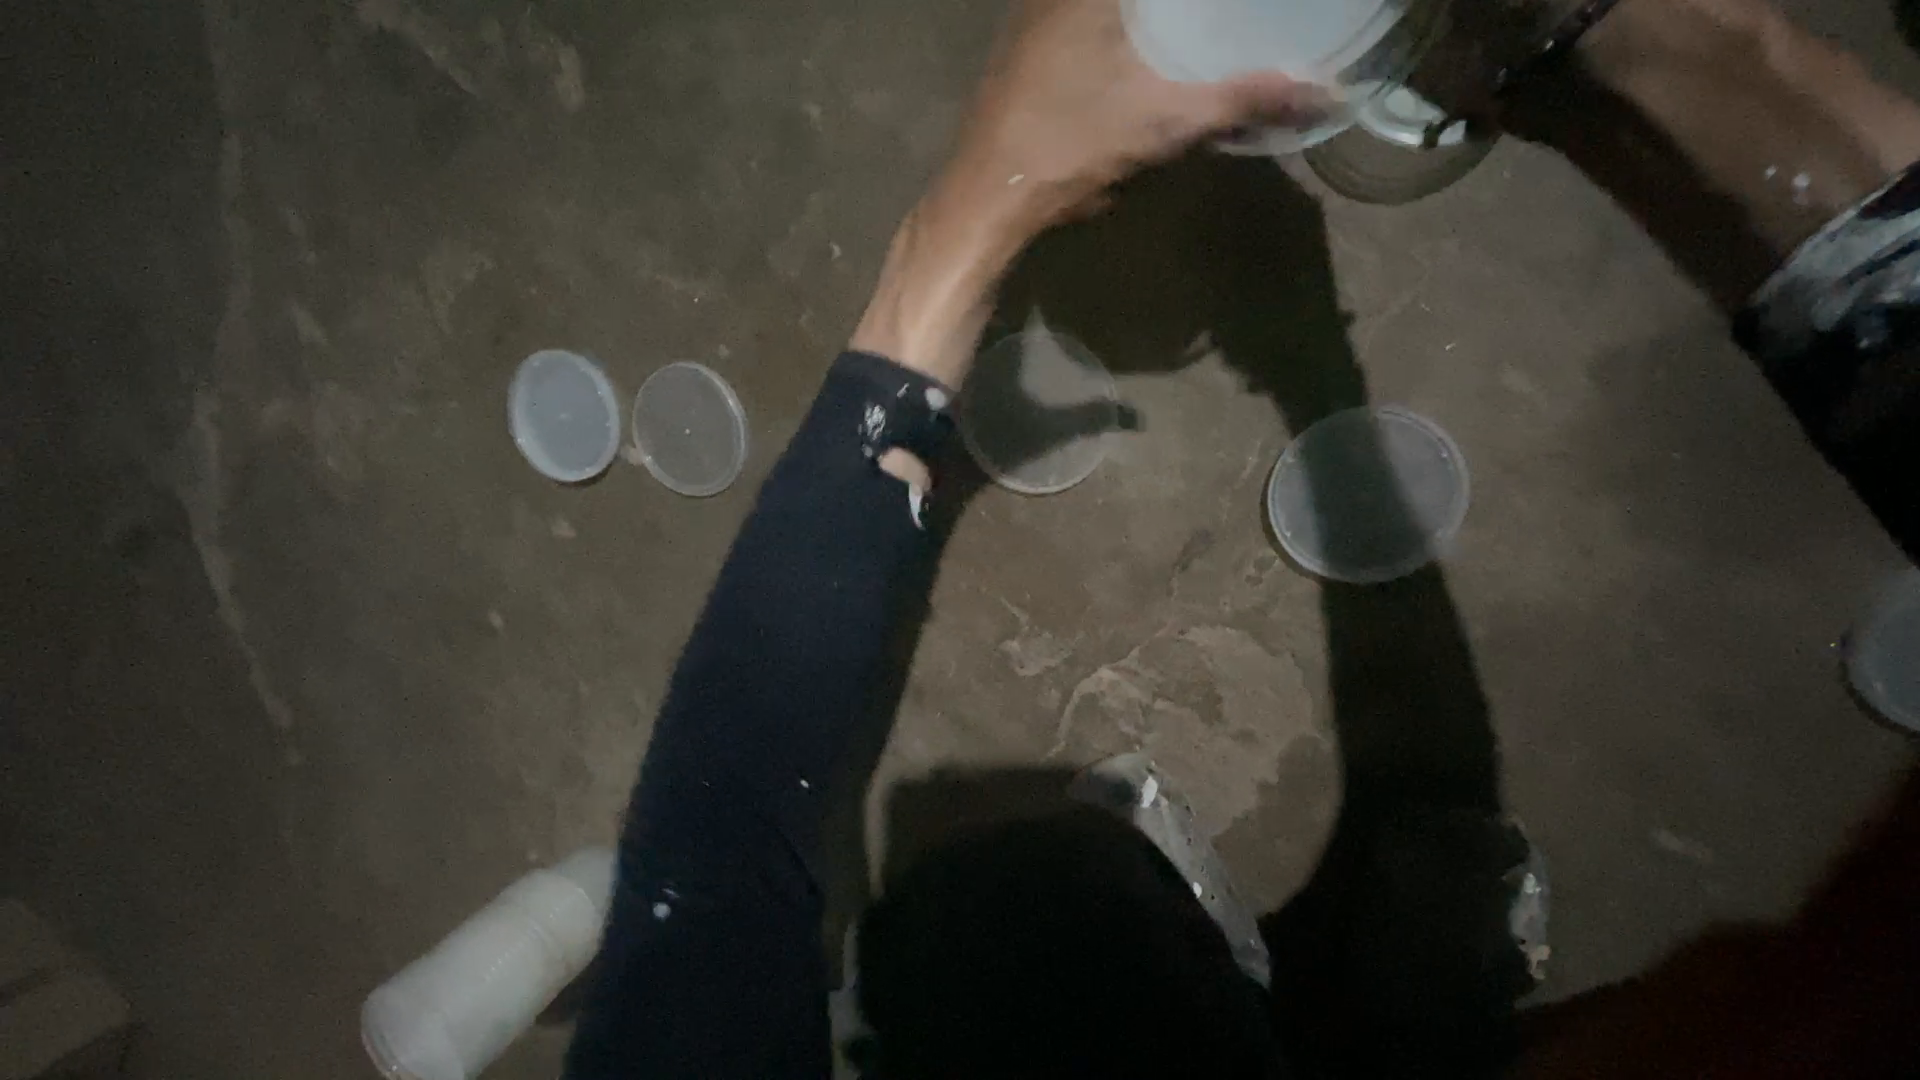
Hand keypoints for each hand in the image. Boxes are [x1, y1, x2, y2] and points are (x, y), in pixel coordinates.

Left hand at [949, 0, 1316, 234]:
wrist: (987, 200)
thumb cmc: (1070, 148)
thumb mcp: (1163, 121)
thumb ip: (1241, 100)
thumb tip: (1323, 93)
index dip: (1197, 2)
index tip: (1226, 9)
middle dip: (1175, 12)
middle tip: (1220, 16)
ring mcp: (1030, 20)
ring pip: (1096, 10)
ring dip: (1144, 19)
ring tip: (1189, 27)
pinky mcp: (1021, 55)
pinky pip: (1079, 23)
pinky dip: (1114, 32)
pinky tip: (1135, 54)